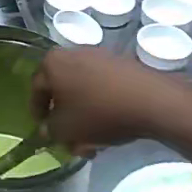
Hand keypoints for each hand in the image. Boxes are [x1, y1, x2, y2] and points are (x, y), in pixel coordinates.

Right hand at [31, 47, 191, 153]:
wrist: (154, 102)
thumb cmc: (100, 113)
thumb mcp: (66, 130)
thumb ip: (50, 130)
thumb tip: (48, 129)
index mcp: (51, 63)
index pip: (36, 89)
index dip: (38, 112)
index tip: (43, 128)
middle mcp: (71, 53)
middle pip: (62, 89)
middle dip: (65, 116)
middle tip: (71, 137)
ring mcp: (100, 57)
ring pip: (84, 89)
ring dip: (85, 113)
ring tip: (95, 138)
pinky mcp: (123, 64)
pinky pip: (105, 86)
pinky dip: (103, 104)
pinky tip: (113, 125)